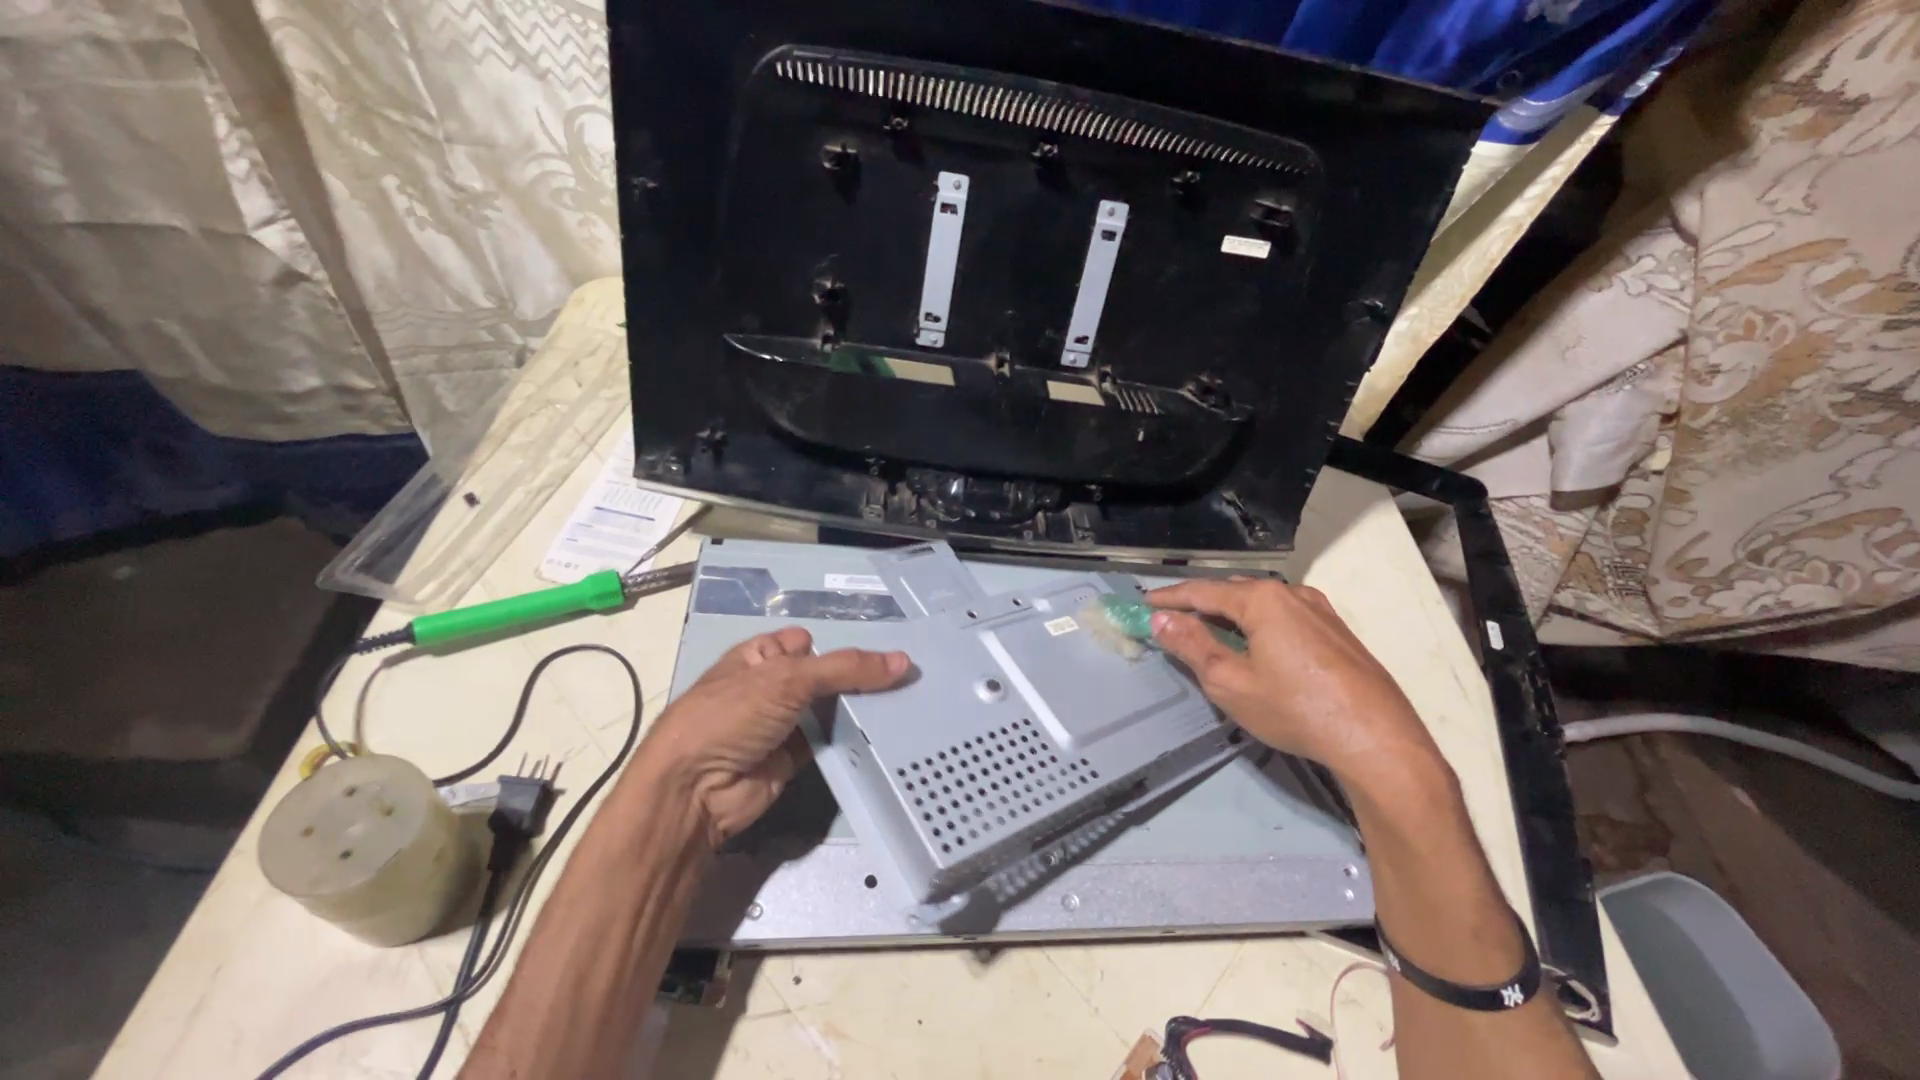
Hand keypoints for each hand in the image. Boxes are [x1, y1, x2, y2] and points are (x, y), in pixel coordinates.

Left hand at [640, 627, 909, 845]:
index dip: (836, 645)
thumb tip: (904, 661)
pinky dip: (852, 741)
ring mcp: (780, 725)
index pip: (806, 642)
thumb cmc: (732, 716)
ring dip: (858, 710)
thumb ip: (846, 669)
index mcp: (759, 657)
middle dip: (856, 678)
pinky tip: (886, 734)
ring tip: (909, 702)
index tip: (881, 653)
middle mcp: (769, 687)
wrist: (696, 789)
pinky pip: (829, 743)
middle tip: (905, 678)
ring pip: (829, 710)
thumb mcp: (787, 679)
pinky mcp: (792, 759)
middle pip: (822, 677)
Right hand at [1146, 579, 1442, 785]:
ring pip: (1262, 605)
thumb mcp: (1230, 681)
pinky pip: (1285, 618)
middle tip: (1171, 617)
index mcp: (1262, 599)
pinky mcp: (1338, 634)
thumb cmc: (1295, 708)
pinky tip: (1255, 645)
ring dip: (1231, 615)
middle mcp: (1292, 594)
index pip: (1203, 591)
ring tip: (1208, 630)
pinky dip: (1258, 625)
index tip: (1143, 602)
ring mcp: (1321, 612)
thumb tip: (1162, 619)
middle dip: (1200, 604)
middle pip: (1234, 593)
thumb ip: (1192, 646)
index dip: (1170, 598)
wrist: (1376, 738)